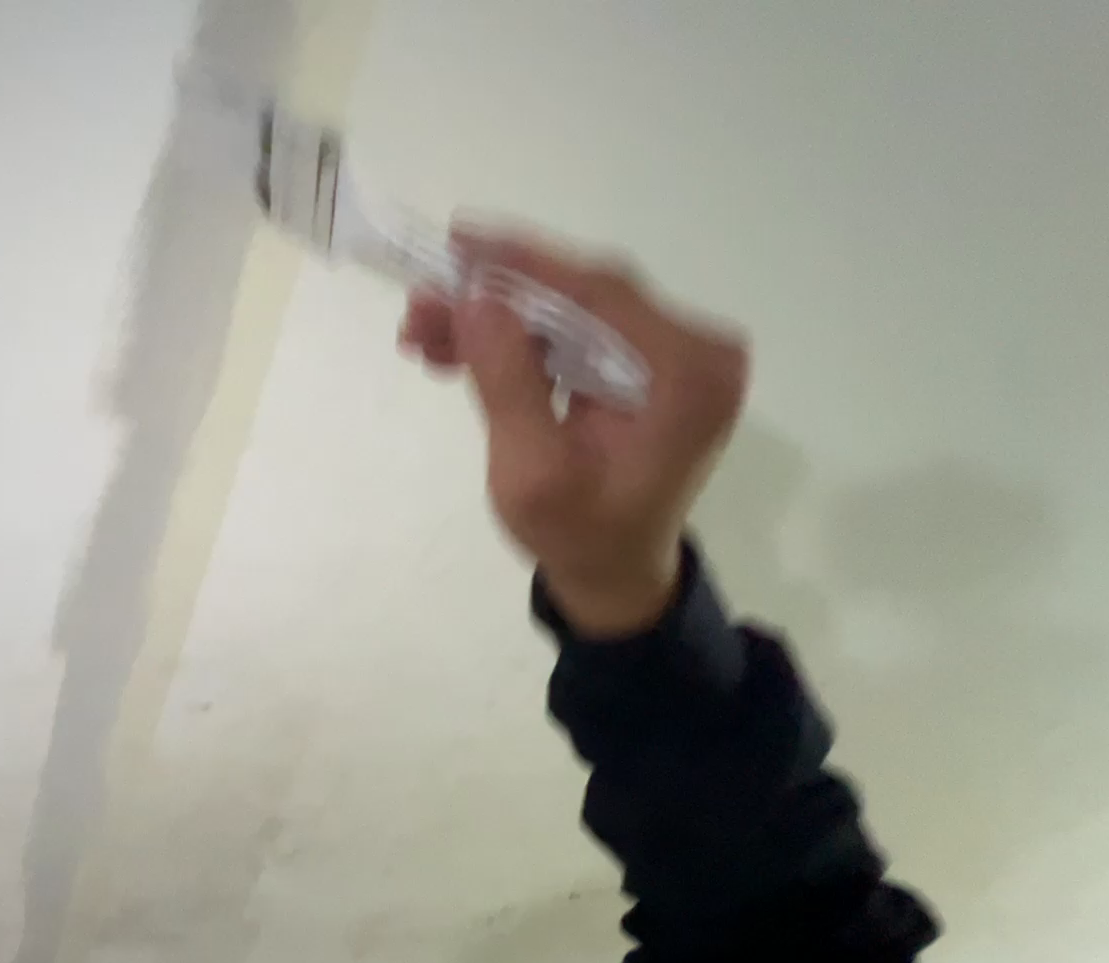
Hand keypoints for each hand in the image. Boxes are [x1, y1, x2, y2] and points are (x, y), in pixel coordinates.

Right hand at [399, 227, 748, 637]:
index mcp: (686, 374)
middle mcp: (689, 350)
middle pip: (579, 297)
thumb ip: (508, 383)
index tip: (456, 243)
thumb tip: (474, 300)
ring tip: (422, 334)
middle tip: (419, 306)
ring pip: (564, 313)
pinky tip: (456, 350)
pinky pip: (566, 337)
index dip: (523, 263)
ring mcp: (665, 357)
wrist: (612, 572)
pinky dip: (510, 340)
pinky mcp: (637, 367)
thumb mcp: (531, 471)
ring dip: (491, 320)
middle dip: (492, 298)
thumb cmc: (576, 534)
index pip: (599, 292)